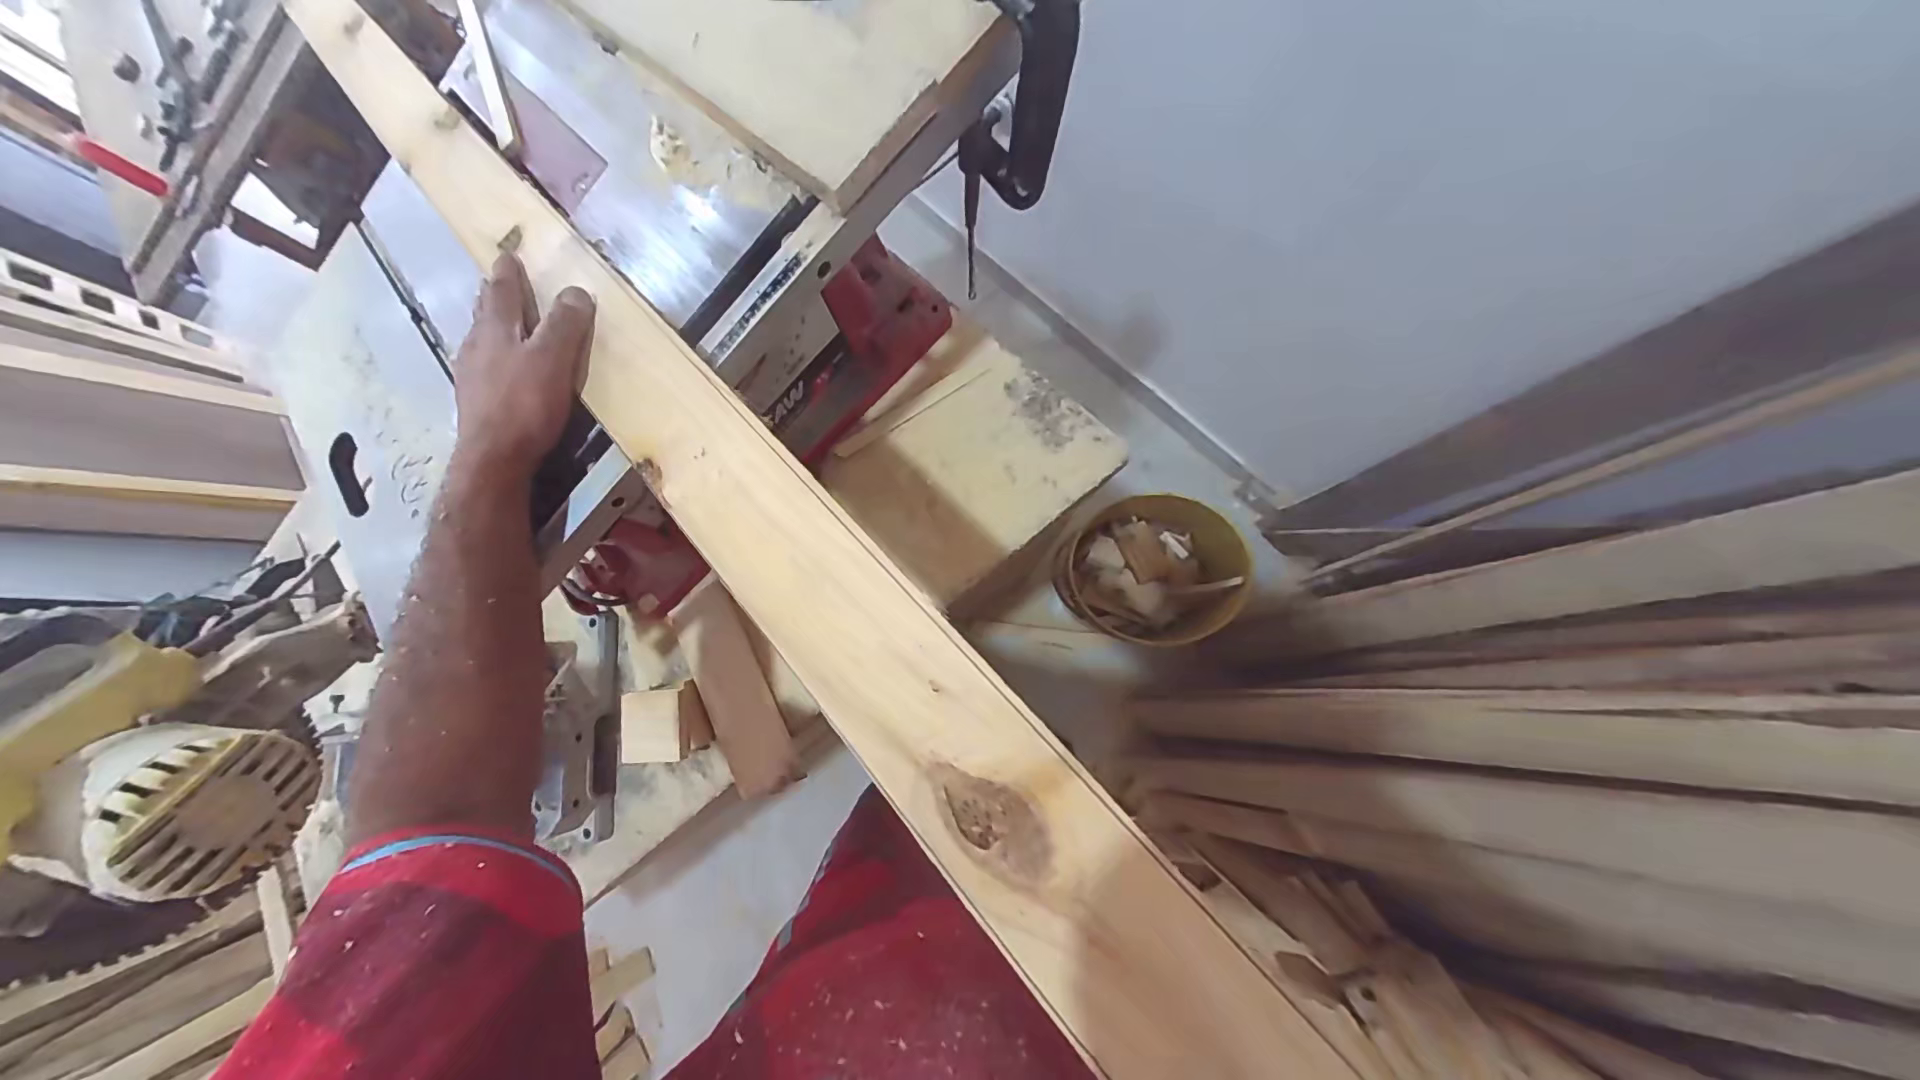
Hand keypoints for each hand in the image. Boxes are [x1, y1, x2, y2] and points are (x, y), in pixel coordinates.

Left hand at [451, 253, 595, 478]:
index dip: (509, 273)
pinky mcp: (477, 399)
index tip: (509, 255)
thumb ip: (565, 326)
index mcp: (497, 330)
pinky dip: (495, 353)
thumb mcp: (554, 361)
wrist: (495, 457)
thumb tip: (575, 291)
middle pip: (486, 311)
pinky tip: (502, 365)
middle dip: (495, 295)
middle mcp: (478, 345)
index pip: (502, 291)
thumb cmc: (525, 405)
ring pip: (483, 337)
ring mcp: (473, 373)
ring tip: (501, 319)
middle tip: (499, 281)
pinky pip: (486, 363)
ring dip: (492, 324)